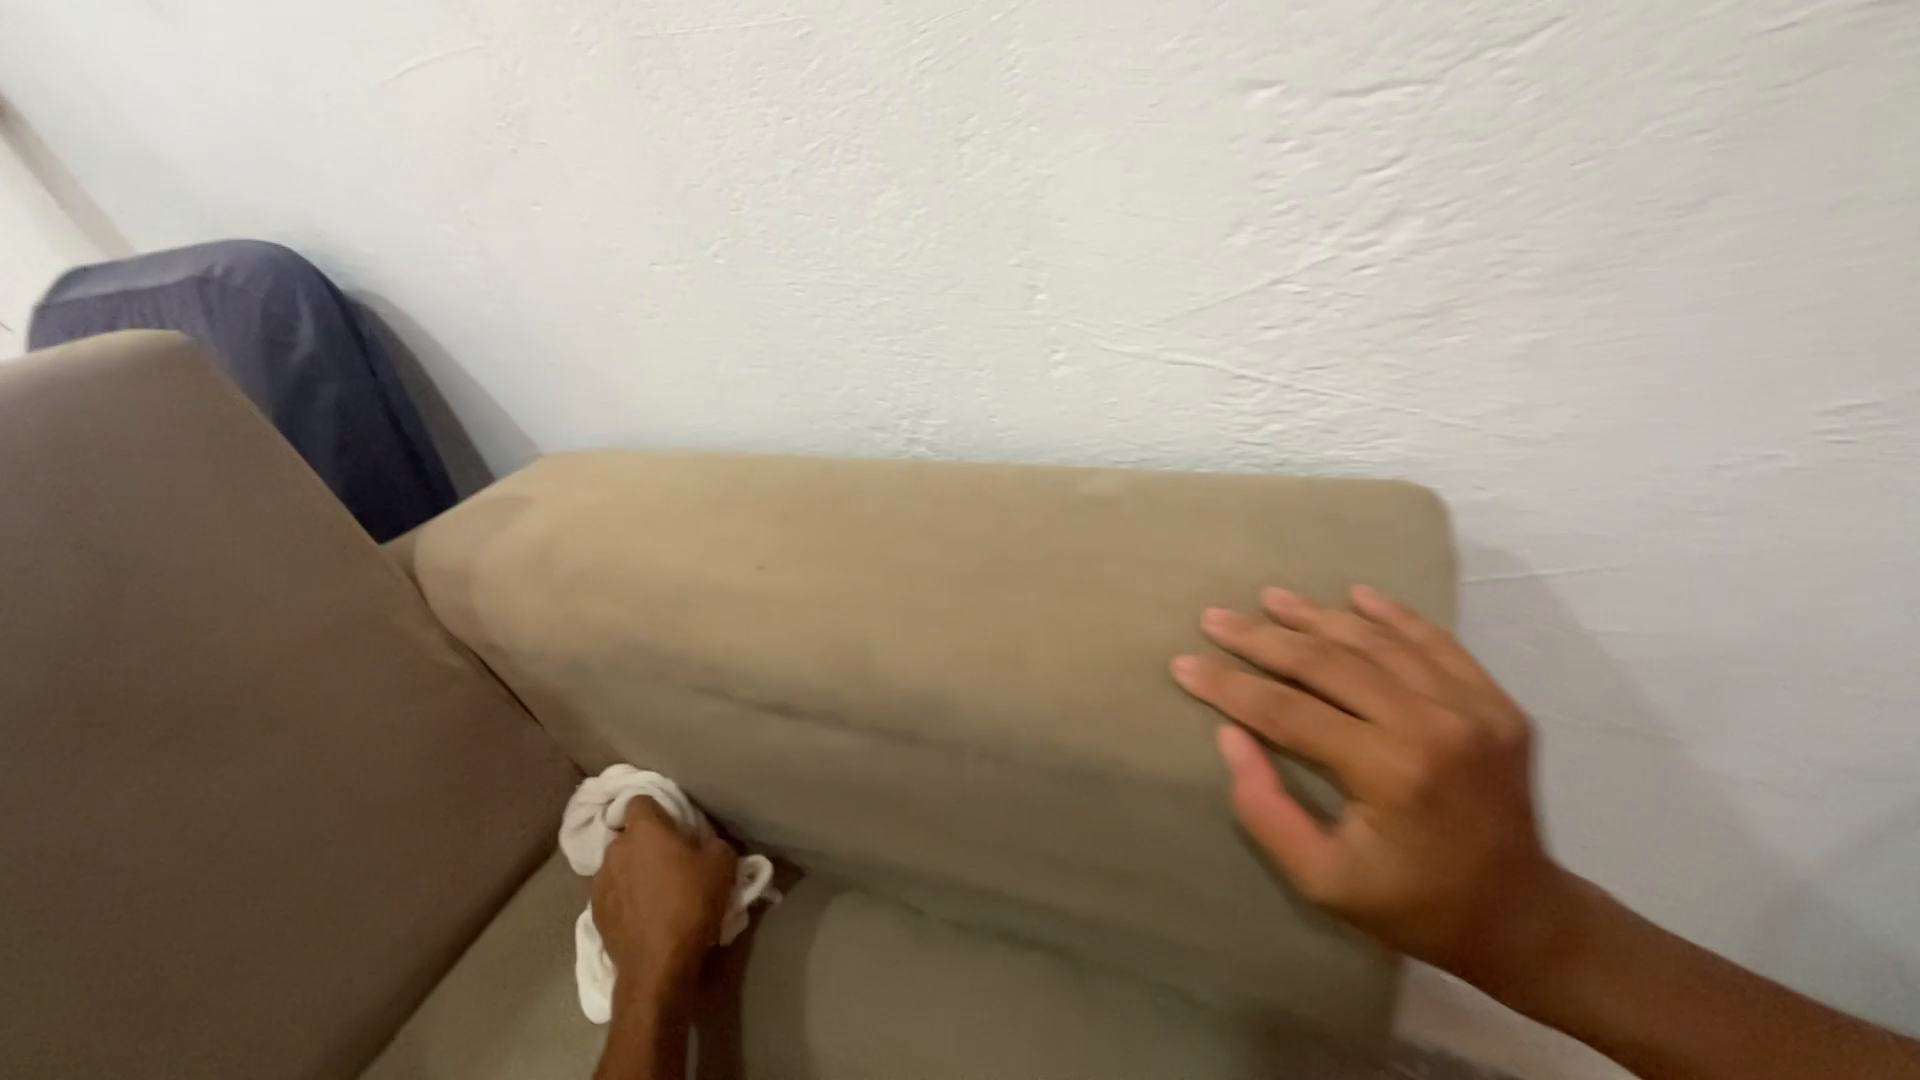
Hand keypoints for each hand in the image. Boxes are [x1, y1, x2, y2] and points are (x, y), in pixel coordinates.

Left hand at [592, 801, 737, 987]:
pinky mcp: (594, 914)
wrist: (658, 964)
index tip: (674, 824)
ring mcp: (599, 883)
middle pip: (630, 835)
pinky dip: (626, 899)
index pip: (640, 800)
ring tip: (656, 893)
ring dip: (634, 872)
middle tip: (671, 861)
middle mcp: (615, 850)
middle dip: (647, 844)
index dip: (657, 809)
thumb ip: (711, 842)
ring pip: (619, 865)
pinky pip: (613, 894)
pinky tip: (644, 916)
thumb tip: (701, 844)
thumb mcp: (723, 863)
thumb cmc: (692, 902)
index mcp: (644, 830)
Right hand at [1172, 584, 1576, 989]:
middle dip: (1262, 639)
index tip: (1184, 664)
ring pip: (1377, 644)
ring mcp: (1472, 710)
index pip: (1288, 712)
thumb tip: (1231, 735)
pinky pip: (1436, 643)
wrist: (1522, 918)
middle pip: (1328, 664)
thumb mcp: (1319, 879)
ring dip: (1318, 617)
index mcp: (1389, 773)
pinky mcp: (1496, 704)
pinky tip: (1356, 595)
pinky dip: (1394, 616)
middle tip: (1215, 618)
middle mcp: (1433, 727)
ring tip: (1271, 598)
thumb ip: (1264, 808)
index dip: (1229, 686)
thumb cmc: (1410, 905)